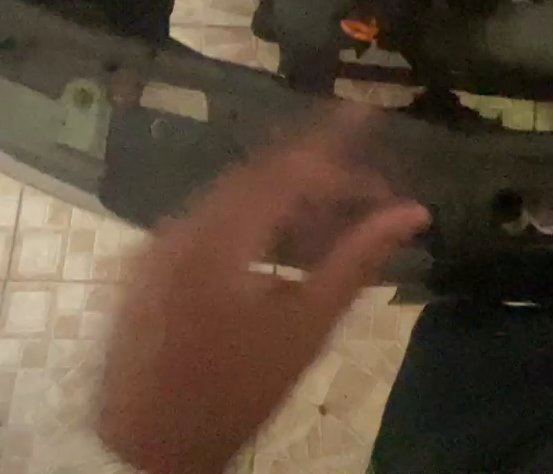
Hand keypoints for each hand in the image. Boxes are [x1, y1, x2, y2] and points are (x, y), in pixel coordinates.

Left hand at [95, 111, 429, 473]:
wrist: (139, 458)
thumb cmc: (234, 392)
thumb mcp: (307, 326)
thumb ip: (361, 257)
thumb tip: (414, 211)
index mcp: (221, 235)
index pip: (289, 164)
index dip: (334, 137)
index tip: (370, 113)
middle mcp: (183, 224)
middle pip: (263, 173)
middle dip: (318, 170)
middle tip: (365, 184)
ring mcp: (160, 244)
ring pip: (237, 194)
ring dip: (288, 194)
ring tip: (334, 213)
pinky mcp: (150, 265)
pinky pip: (213, 217)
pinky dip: (255, 215)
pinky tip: (284, 239)